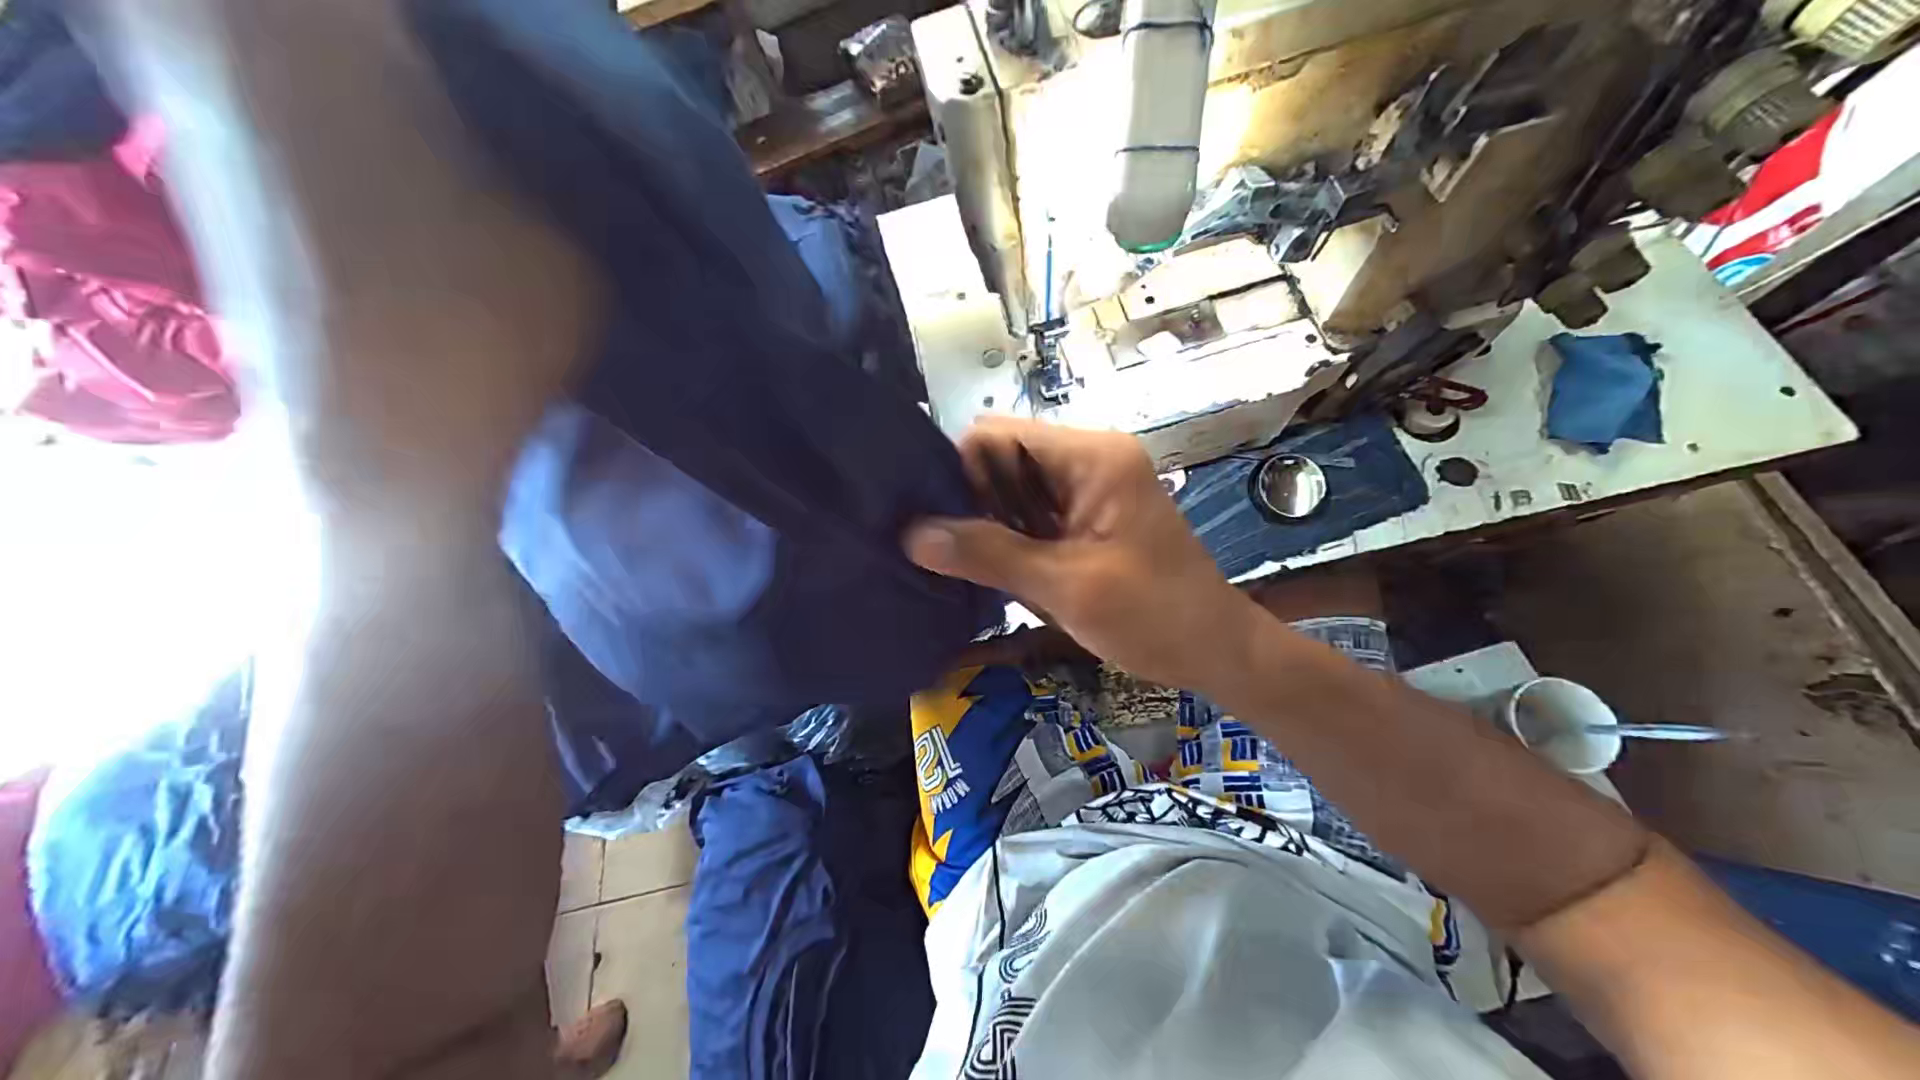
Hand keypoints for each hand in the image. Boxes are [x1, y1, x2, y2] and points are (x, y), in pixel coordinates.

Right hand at [904, 417, 1261, 688]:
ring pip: (1011, 493)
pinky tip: (985, 572)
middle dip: (968, 503)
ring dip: (985, 527)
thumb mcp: (1067, 586)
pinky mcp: (1086, 523)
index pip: (997, 437)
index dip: (957, 472)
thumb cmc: (1154, 616)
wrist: (1218, 652)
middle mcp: (1086, 462)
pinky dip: (1007, 543)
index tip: (927, 520)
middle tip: (934, 551)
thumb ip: (988, 555)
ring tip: (952, 565)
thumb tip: (911, 535)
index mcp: (1091, 458)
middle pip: (1001, 462)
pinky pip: (1030, 519)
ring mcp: (1087, 493)